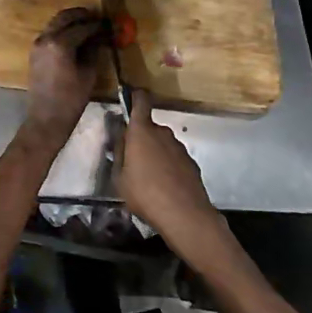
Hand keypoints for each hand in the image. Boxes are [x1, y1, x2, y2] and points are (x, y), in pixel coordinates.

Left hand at [25, 7, 102, 136]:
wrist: (46, 116)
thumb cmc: (71, 98)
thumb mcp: (88, 73)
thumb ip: (93, 51)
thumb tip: (100, 37)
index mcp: (60, 44)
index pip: (81, 27)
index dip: (96, 25)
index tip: (107, 24)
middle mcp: (45, 38)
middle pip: (63, 18)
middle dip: (80, 15)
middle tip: (96, 17)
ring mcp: (37, 44)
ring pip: (54, 23)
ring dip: (70, 21)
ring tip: (87, 24)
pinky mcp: (35, 51)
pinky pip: (49, 33)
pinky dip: (61, 29)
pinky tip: (74, 36)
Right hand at [118, 90, 222, 249]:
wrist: (185, 216)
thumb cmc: (145, 193)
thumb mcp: (119, 176)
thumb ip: (119, 152)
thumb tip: (122, 138)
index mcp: (141, 131)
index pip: (141, 101)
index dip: (135, 96)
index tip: (130, 97)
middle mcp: (163, 133)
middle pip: (150, 127)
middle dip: (141, 138)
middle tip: (132, 158)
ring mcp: (180, 149)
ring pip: (163, 144)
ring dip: (156, 153)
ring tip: (149, 177)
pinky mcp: (192, 164)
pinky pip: (175, 159)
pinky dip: (169, 167)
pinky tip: (165, 187)